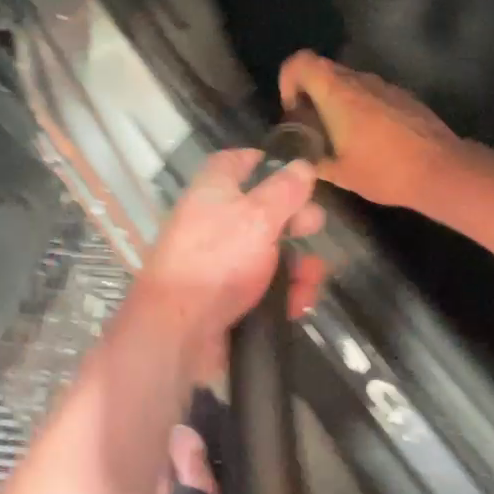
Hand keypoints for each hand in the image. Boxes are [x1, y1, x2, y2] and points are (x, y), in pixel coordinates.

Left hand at [132, 150, 328, 355]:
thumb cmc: (218, 260)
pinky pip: (263, 290)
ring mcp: (219, 263)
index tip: (295, 171)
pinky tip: (299, 304)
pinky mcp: (225, 299)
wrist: (178, 332)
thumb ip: (285, 190)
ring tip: (311, 279)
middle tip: (315, 228)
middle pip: (260, 210)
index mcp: (213, 190)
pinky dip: (284, 295)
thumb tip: (302, 165)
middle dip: (294, 220)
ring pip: (268, 254)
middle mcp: (213, 223)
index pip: (234, 161)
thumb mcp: (259, 216)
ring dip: (296, 265)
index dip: (264, 162)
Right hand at [278, 51, 460, 210]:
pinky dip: (361, 107)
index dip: (288, 79)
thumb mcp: (340, 174)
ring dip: (337, 102)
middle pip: (324, 71)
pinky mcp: (403, 96)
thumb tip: (300, 161)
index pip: (301, 62)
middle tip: (312, 127)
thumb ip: (314, 162)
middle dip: (311, 94)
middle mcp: (359, 80)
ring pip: (349, 82)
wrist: (441, 170)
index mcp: (337, 92)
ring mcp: (384, 85)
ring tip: (340, 137)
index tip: (293, 109)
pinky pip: (371, 93)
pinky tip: (370, 139)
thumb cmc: (384, 170)